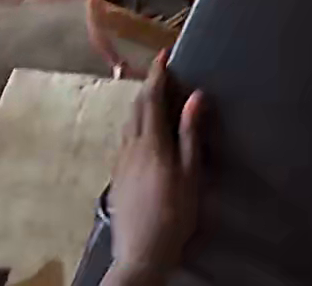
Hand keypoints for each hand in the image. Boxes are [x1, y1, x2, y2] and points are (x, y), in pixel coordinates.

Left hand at [106, 49, 207, 284]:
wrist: (140, 256)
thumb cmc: (173, 214)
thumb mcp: (189, 173)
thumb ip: (190, 133)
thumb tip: (195, 95)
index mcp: (151, 142)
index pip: (151, 98)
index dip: (157, 74)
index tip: (163, 54)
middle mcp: (131, 146)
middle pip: (136, 106)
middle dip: (148, 85)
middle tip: (163, 73)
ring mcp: (121, 162)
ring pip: (128, 122)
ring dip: (140, 103)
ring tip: (154, 96)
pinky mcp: (116, 176)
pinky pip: (125, 138)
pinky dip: (135, 123)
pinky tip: (143, 131)